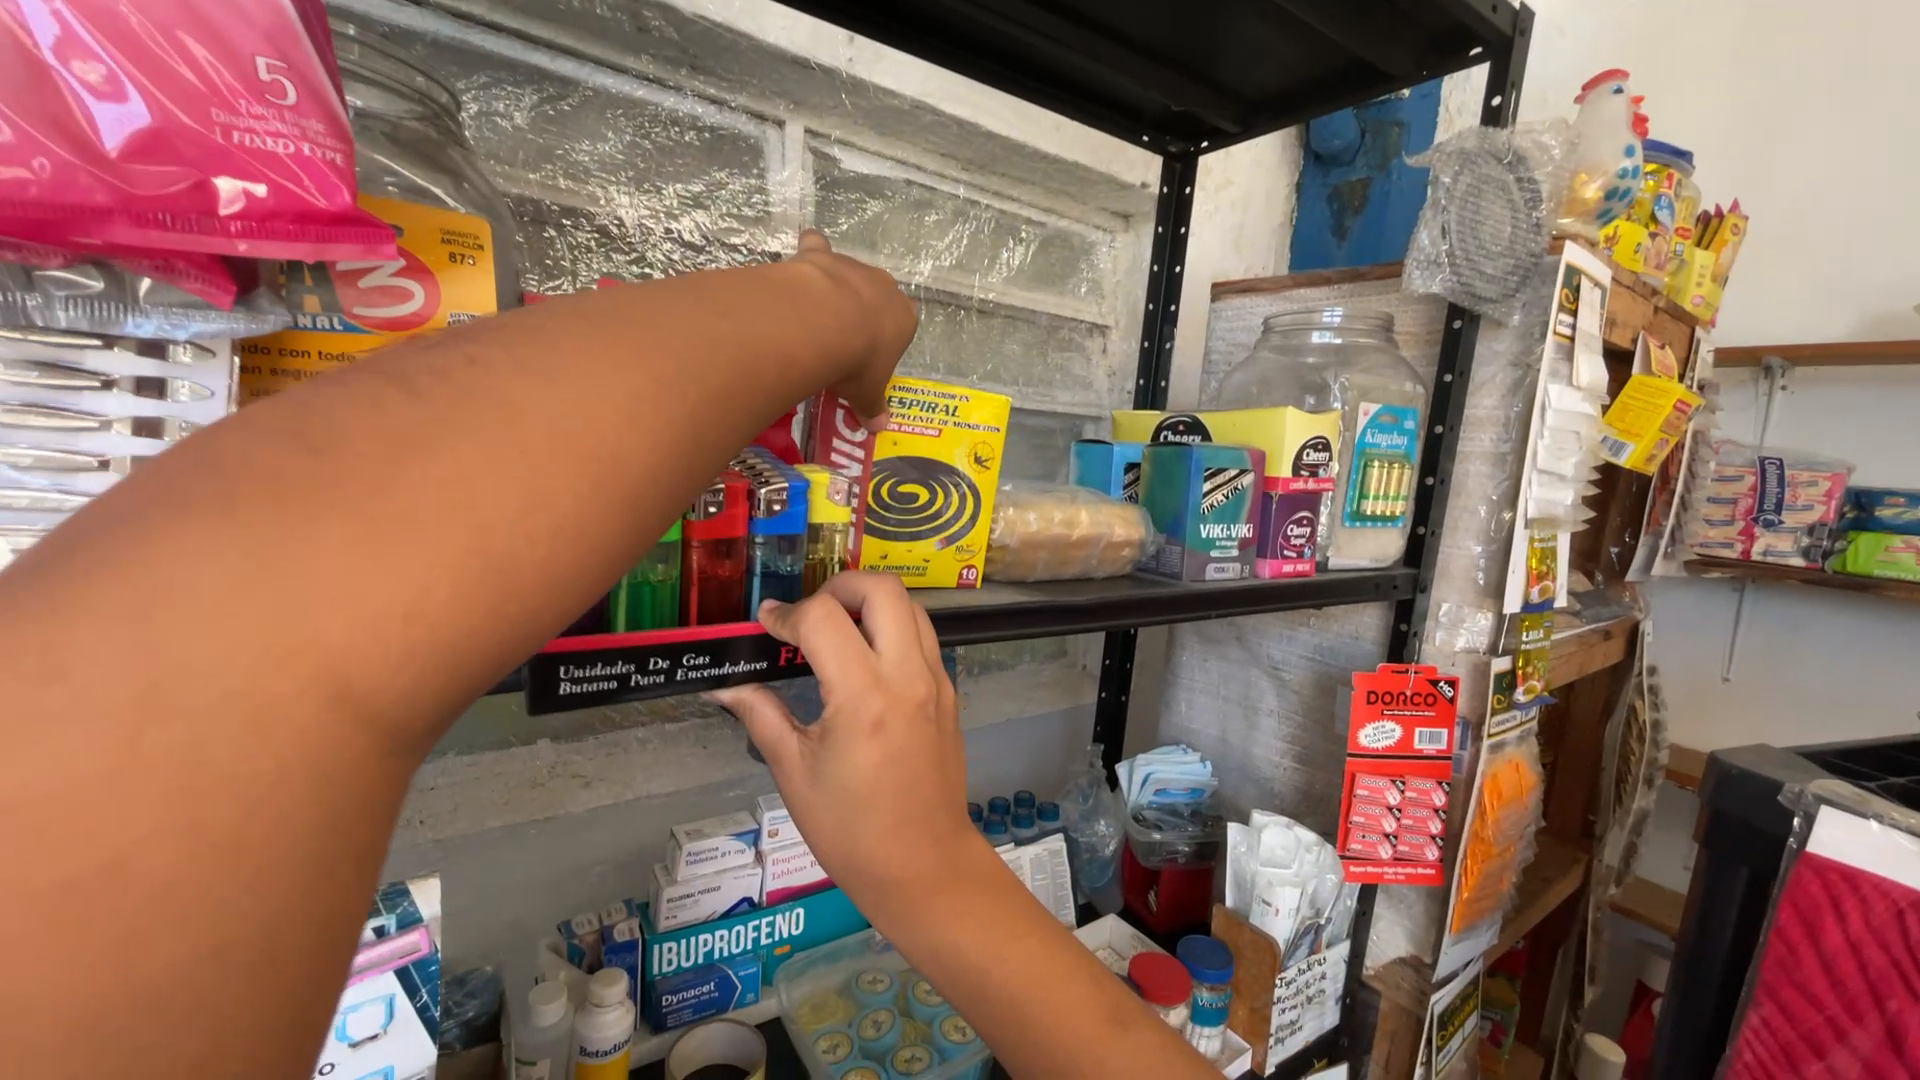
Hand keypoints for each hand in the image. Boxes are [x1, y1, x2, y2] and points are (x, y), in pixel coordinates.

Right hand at [706, 572, 979, 907]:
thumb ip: (760, 715)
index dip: (786, 614)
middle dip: (839, 586)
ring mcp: (936, 682)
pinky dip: (894, 630)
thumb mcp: (794, 773)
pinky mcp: (950, 693)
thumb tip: (724, 684)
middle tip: (810, 614)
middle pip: (883, 588)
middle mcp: (907, 677)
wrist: (924, 864)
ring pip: (912, 607)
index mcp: (864, 697)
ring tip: (838, 631)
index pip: (823, 617)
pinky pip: (924, 638)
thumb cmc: (851, 830)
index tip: (766, 626)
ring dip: (872, 604)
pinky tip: (866, 661)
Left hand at [788, 230, 916, 429]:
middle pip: (877, 298)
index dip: (884, 342)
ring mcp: (852, 267)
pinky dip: (810, 251)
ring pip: (848, 276)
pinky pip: (816, 246)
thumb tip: (879, 428)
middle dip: (861, 315)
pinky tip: (801, 259)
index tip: (866, 359)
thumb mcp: (866, 392)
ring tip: (813, 316)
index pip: (902, 326)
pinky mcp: (821, 255)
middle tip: (839, 341)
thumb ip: (872, 407)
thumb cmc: (856, 362)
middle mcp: (884, 287)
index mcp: (904, 318)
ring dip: (835, 291)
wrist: (823, 324)